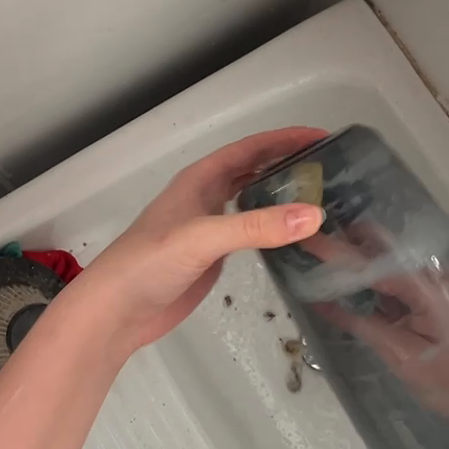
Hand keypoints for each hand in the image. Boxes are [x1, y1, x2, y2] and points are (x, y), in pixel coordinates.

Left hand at [61, 128, 327, 355]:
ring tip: (322, 197)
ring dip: (282, 196)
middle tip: (331, 168)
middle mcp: (205, 198)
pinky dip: (273, 230)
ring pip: (252, 202)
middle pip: (252, 171)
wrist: (116, 311)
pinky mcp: (211, 257)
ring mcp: (208, 229)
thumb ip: (256, 227)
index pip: (249, 150)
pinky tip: (294, 237)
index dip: (284, 140)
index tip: (323, 137)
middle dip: (288, 164)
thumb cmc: (148, 264)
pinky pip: (250, 234)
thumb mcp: (202, 238)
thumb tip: (314, 214)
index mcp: (199, 180)